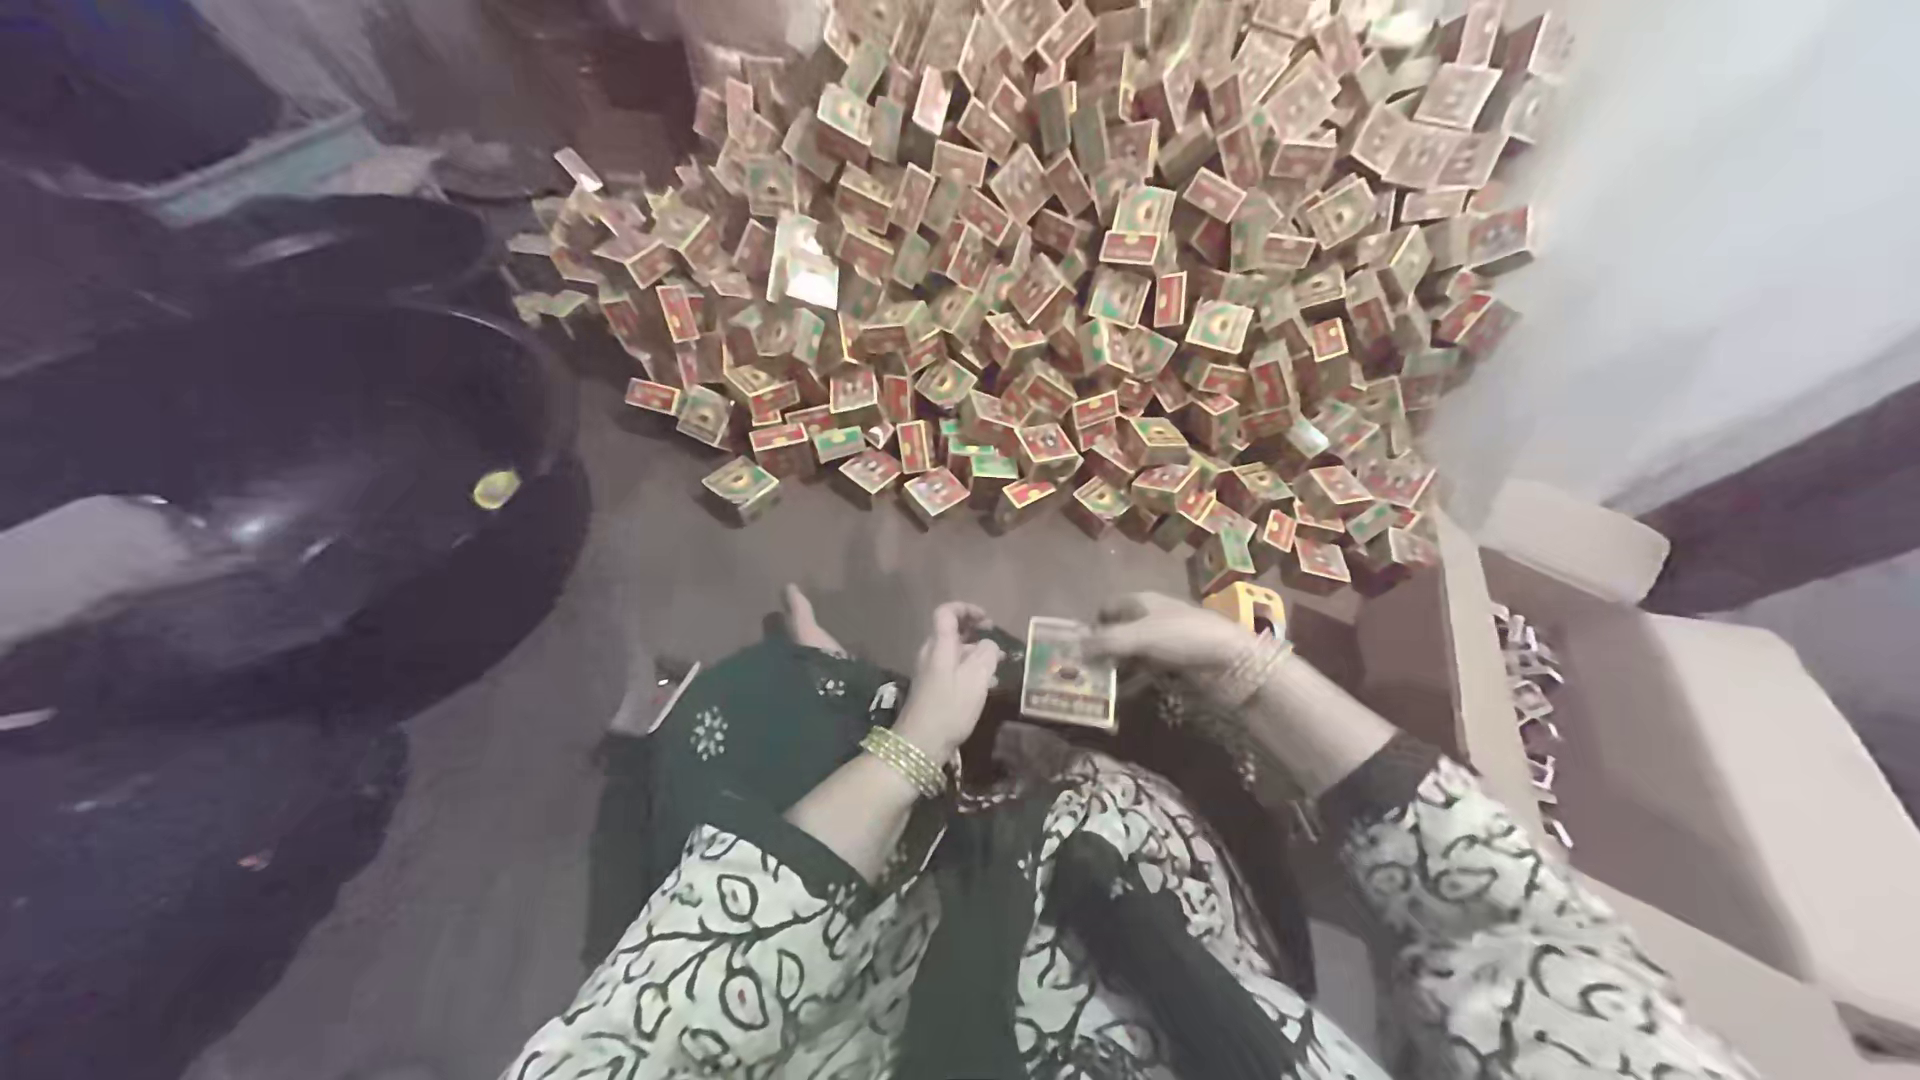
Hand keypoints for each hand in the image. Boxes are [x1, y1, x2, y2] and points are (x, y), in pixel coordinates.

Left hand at [894, 602, 1002, 760]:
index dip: (966, 609)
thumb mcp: (976, 678)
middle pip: (951, 631)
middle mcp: (931, 653)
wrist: (920, 744)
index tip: (987, 620)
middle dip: (975, 631)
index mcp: (940, 645)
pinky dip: (970, 669)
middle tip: (996, 640)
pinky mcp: (932, 689)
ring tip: (999, 664)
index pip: (946, 612)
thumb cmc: (950, 707)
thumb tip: (989, 645)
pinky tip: (987, 685)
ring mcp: (930, 672)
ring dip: (976, 652)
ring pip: (954, 652)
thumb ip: (987, 654)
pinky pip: (953, 669)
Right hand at [1083, 592, 1255, 677]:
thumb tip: (1074, 648)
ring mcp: (1164, 642)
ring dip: (1116, 669)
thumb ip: (1106, 642)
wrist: (1235, 661)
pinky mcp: (1175, 664)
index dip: (1093, 625)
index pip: (1108, 608)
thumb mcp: (1140, 636)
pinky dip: (1133, 681)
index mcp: (1142, 602)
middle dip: (1101, 650)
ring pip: (1131, 654)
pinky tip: (1123, 694)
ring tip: (1098, 688)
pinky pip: (1146, 671)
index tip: (1079, 648)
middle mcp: (1151, 619)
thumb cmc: (1184, 637)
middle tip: (1083, 673)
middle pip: (1117, 632)